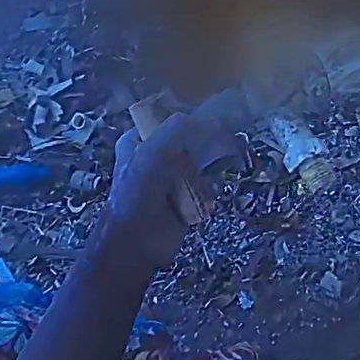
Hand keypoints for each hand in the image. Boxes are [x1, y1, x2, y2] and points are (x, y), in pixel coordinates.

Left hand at [96, 113, 218, 271]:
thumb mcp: (154, 153)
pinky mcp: (184, 198)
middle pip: (190, 139)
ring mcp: (170, 178)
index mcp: (140, 138)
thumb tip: (213, 122)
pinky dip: (208, 192)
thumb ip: (179, 129)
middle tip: (224, 145)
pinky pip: (204, 186)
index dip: (192, 116)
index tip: (212, 121)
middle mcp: (156, 155)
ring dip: (209, 170)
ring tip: (210, 177)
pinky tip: (204, 200)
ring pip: (201, 162)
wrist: (135, 243)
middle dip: (206, 144)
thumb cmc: (139, 192)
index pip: (171, 116)